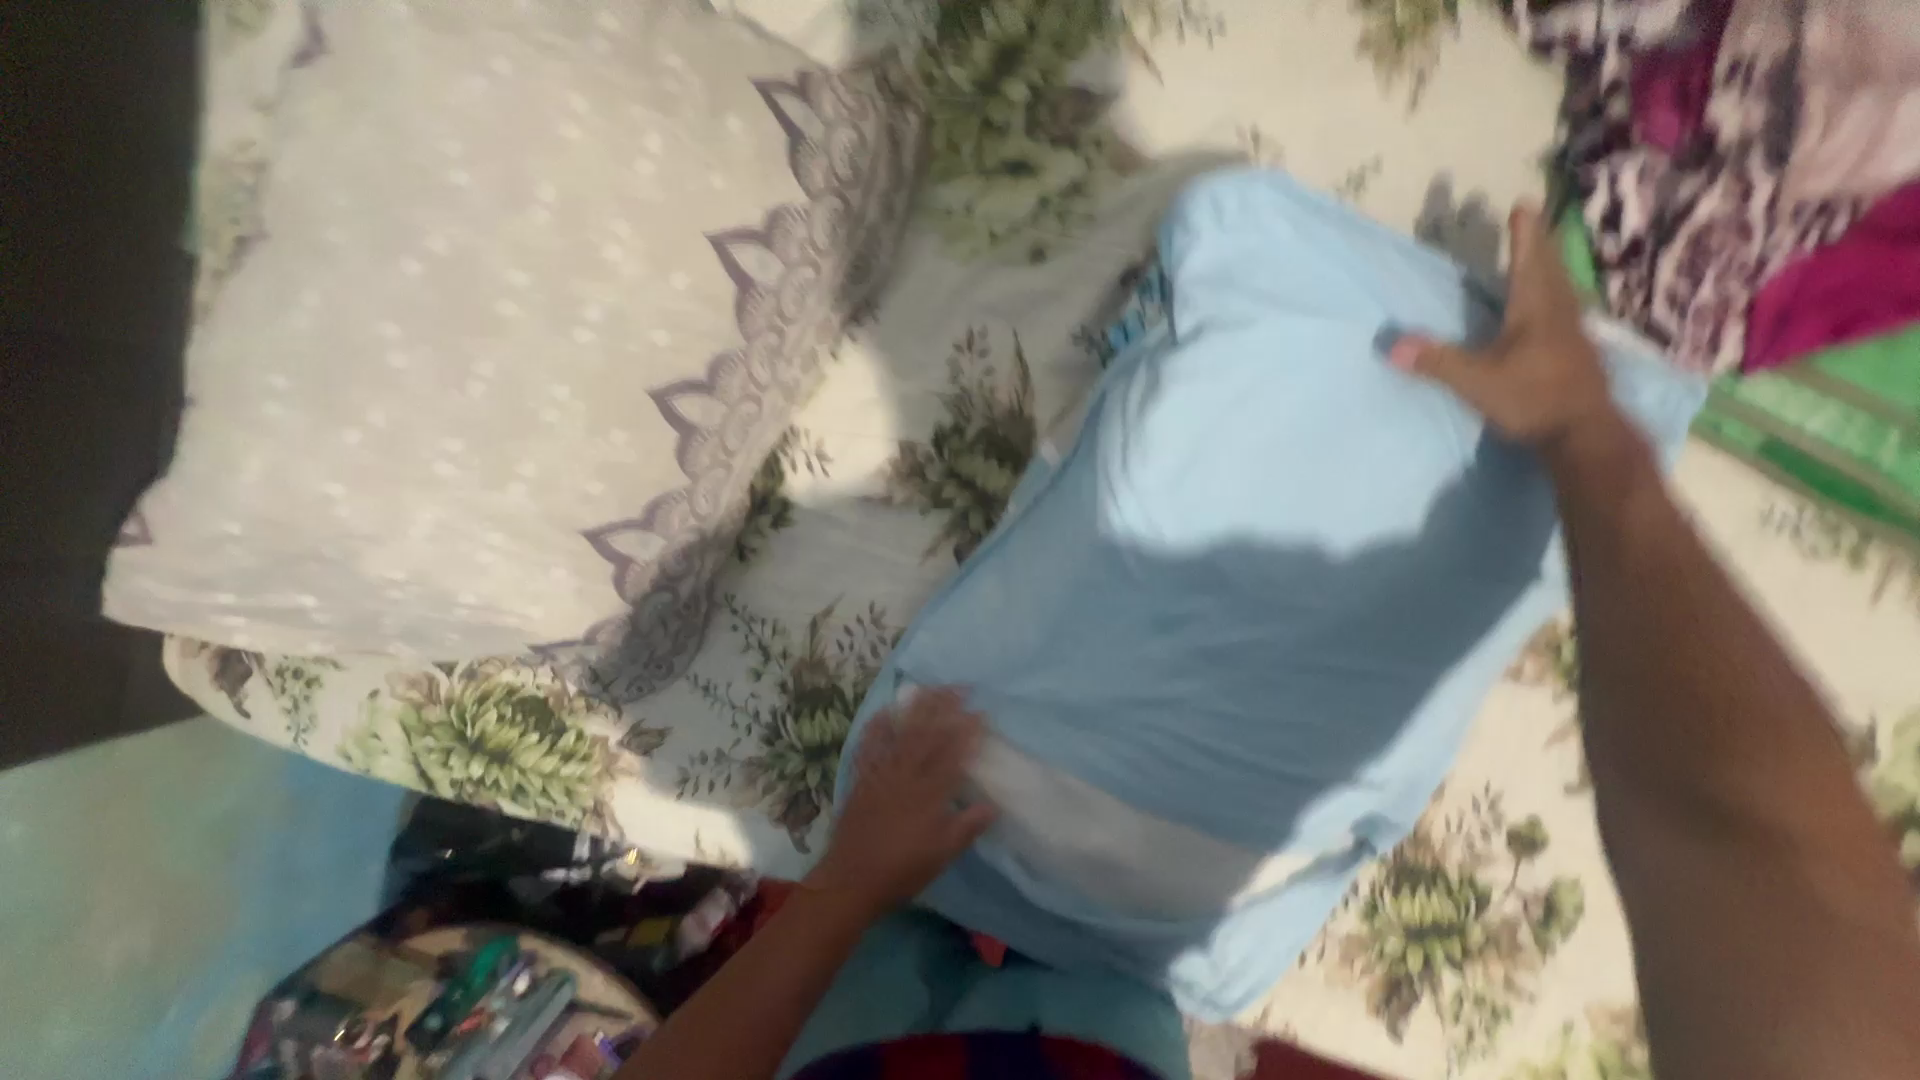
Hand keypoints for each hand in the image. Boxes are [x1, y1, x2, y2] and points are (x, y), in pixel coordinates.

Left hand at [805, 688, 996, 917]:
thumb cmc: (901, 871)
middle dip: (944, 709)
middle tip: (960, 688)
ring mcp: (881, 775)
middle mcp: (906, 777)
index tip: (980, 713)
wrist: (851, 880)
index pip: (953, 756)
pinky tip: (885, 712)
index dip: (967, 733)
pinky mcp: (862, 780)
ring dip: (916, 710)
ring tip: (929, 689)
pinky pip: (869, 747)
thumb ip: (967, 827)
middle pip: (927, 736)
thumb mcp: (942, 855)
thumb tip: (992, 806)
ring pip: (901, 735)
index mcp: (929, 795)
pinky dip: (877, 727)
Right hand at [1390, 202, 1625, 464]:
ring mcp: (1572, 334)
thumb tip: (1392, 346)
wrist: (1584, 434)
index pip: (1527, 262)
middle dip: (1537, 244)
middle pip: (1549, 269)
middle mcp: (1558, 313)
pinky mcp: (1576, 354)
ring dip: (1548, 269)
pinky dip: (1554, 297)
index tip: (1522, 205)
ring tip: (1539, 258)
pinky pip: (1563, 311)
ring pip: (1561, 289)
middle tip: (1531, 221)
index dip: (1523, 234)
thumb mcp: (1475, 382)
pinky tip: (1551, 309)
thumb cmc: (1532, 399)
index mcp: (1535, 310)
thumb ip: (1436, 362)